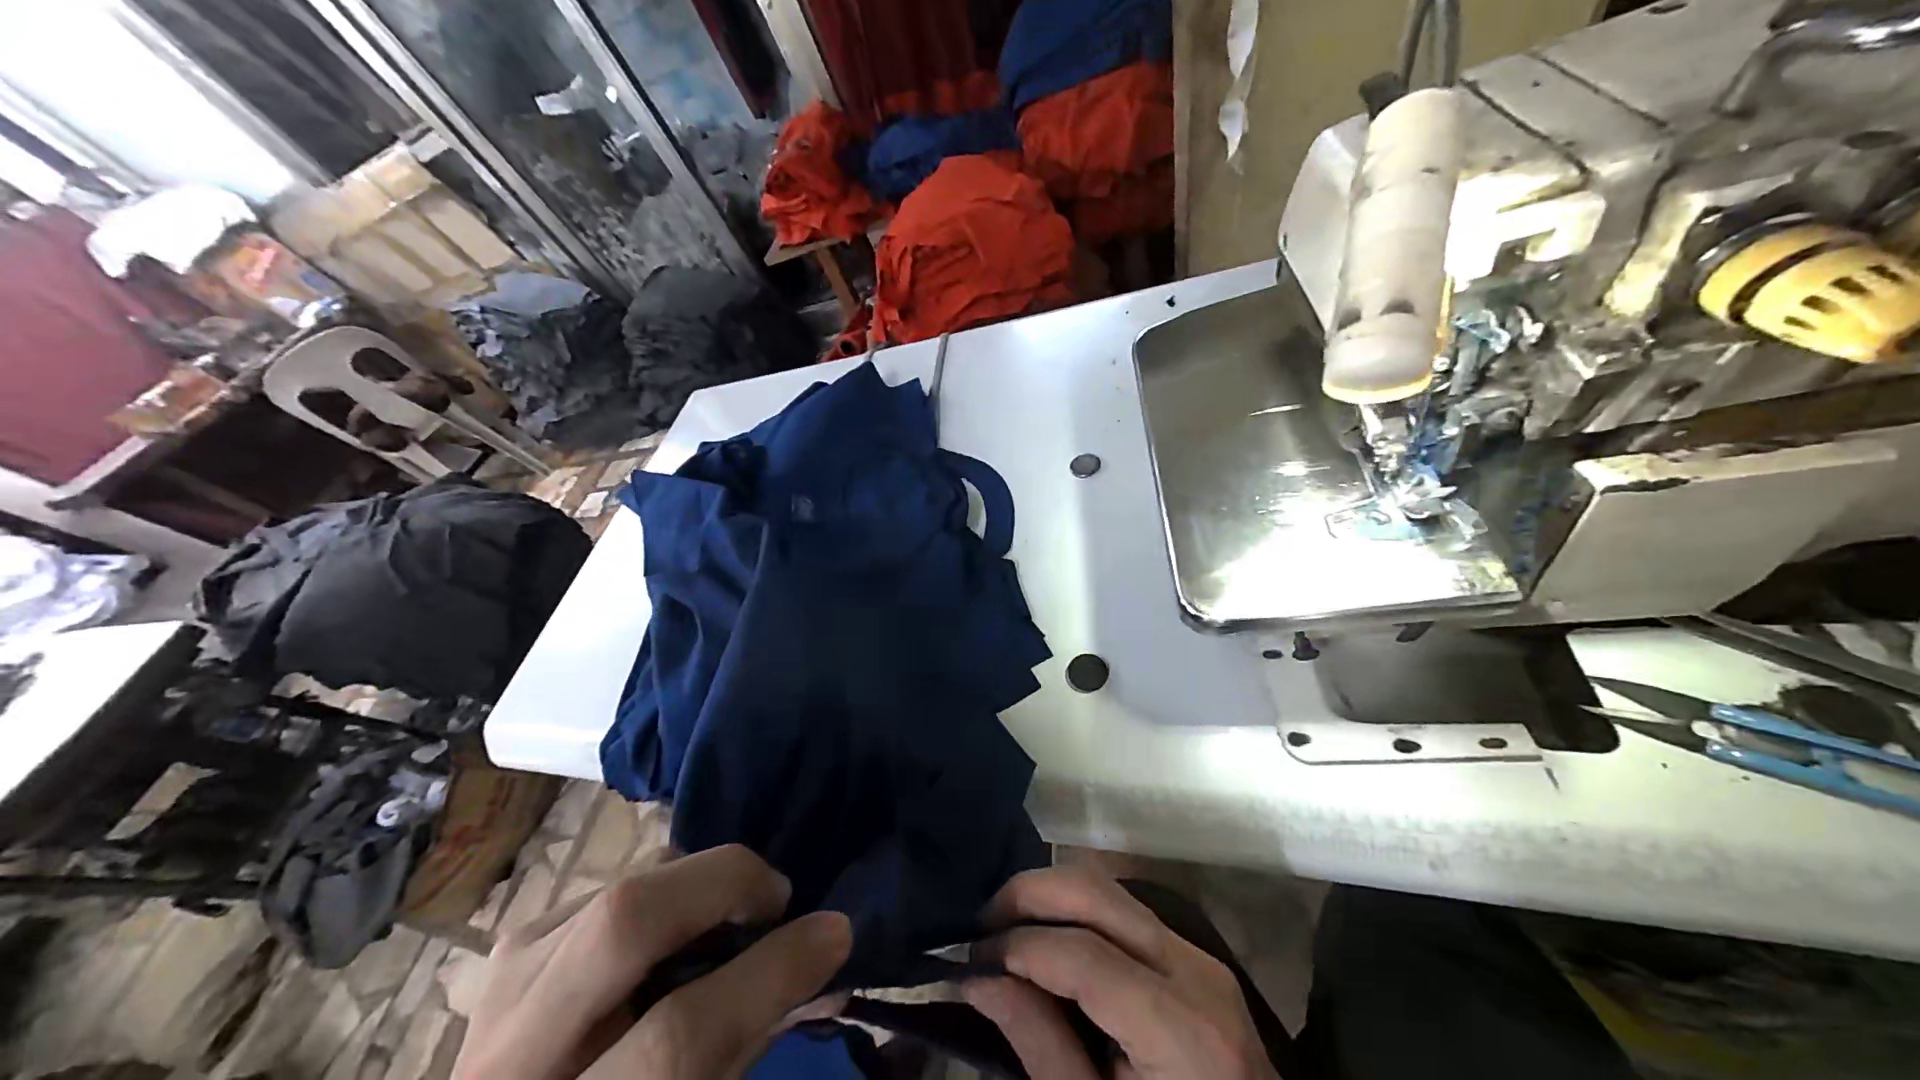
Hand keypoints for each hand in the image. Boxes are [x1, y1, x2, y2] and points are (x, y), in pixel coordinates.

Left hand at [452, 845, 850, 1079]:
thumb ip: (749, 1040)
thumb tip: (826, 959)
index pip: (680, 1034)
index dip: (769, 972)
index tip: (834, 930)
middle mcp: (516, 1050)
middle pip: (626, 924)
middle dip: (722, 885)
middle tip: (777, 895)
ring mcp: (505, 982)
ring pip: (620, 886)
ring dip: (697, 884)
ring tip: (735, 911)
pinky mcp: (513, 941)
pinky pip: (610, 883)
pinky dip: (667, 888)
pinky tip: (685, 921)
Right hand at [964, 867, 1281, 1079]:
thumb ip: (1039, 1045)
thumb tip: (977, 978)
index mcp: (1184, 1032)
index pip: (1085, 955)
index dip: (1018, 947)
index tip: (971, 963)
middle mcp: (1197, 972)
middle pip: (1097, 894)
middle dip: (1028, 895)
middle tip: (980, 929)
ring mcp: (1199, 956)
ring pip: (1109, 889)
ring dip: (1049, 896)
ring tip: (1005, 931)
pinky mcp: (1194, 954)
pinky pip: (1123, 909)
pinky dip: (1075, 910)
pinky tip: (1045, 937)